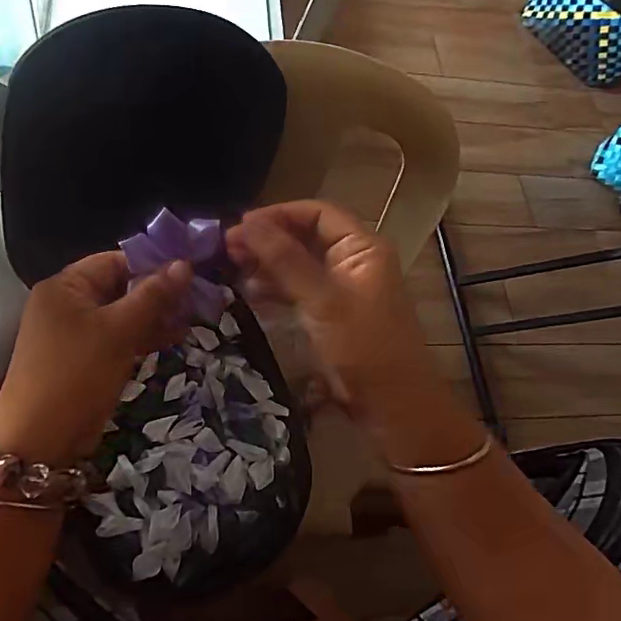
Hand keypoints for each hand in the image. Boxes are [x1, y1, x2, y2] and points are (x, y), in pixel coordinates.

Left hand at [0, 252, 192, 464]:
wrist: (40, 440)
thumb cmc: (77, 373)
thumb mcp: (119, 331)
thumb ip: (153, 296)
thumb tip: (184, 264)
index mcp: (66, 284)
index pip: (115, 260)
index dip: (152, 264)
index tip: (190, 272)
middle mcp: (67, 302)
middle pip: (120, 286)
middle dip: (158, 293)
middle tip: (197, 298)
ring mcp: (75, 331)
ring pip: (122, 313)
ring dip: (155, 316)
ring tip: (192, 319)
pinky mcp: (85, 357)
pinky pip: (117, 336)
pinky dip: (142, 336)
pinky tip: (174, 338)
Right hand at [227, 202, 470, 460]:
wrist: (394, 408)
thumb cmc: (363, 348)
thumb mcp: (321, 300)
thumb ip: (283, 259)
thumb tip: (245, 223)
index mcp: (362, 247)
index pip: (317, 212)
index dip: (278, 214)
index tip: (240, 224)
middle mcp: (353, 260)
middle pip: (304, 235)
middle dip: (267, 239)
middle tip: (227, 248)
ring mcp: (342, 288)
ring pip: (298, 263)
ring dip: (266, 263)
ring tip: (231, 268)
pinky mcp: (331, 313)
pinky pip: (298, 289)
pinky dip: (274, 288)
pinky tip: (248, 293)